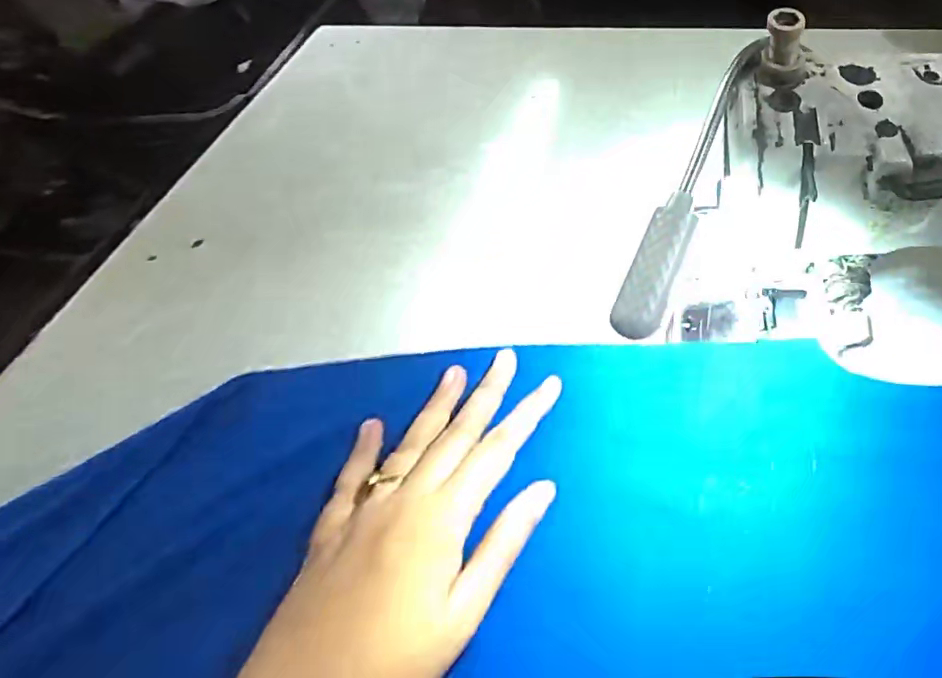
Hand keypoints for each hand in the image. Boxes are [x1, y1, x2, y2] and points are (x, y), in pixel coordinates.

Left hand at [240, 349, 561, 677]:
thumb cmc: (396, 659)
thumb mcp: (463, 611)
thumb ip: (503, 544)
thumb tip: (544, 488)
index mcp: (441, 519)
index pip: (496, 452)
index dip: (526, 414)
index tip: (550, 384)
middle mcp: (402, 505)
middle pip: (454, 437)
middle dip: (485, 394)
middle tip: (504, 358)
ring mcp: (360, 518)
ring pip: (406, 448)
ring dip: (434, 407)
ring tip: (454, 373)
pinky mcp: (325, 539)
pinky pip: (348, 483)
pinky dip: (362, 452)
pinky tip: (372, 426)